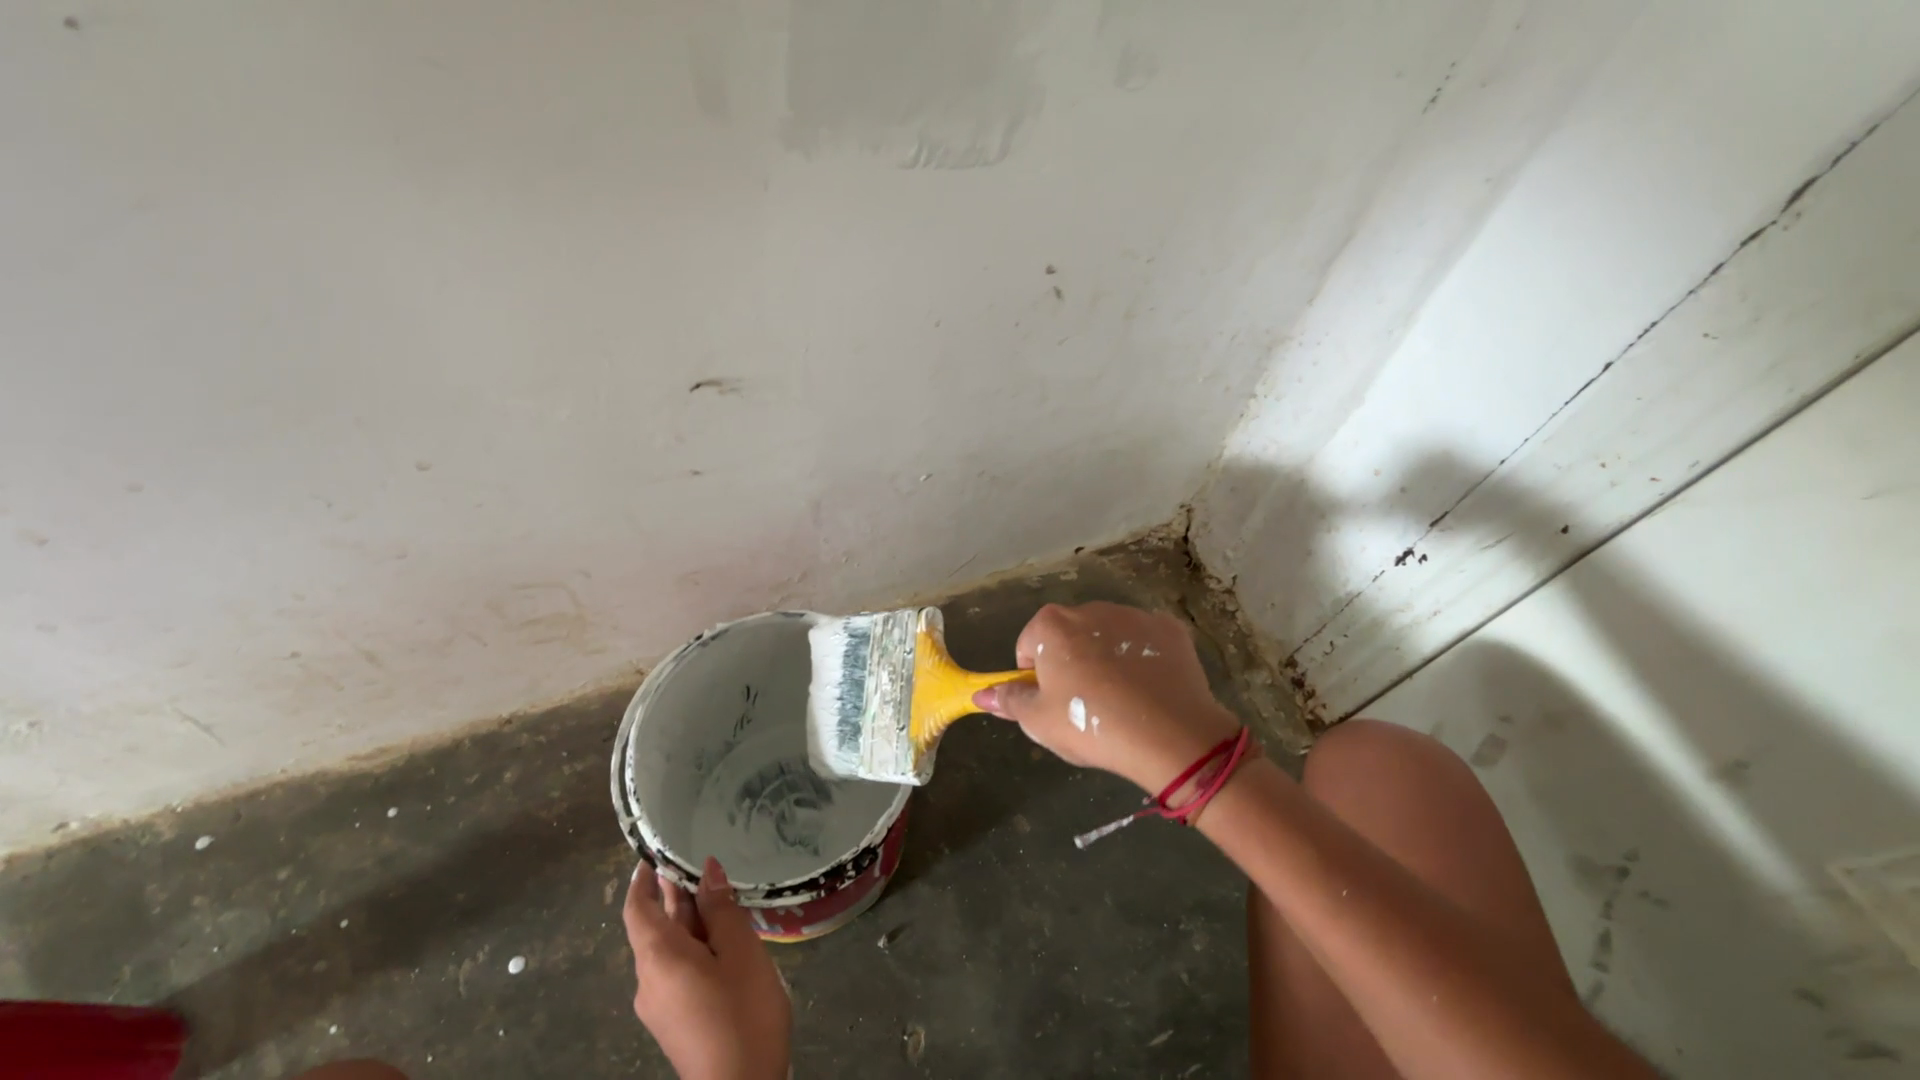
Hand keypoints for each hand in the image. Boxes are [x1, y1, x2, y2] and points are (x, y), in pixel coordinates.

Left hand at [622, 856, 790, 1079]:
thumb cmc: (742, 1014)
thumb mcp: (740, 953)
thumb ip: (721, 909)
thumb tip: (707, 870)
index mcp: (658, 957)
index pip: (638, 908)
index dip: (644, 878)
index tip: (659, 852)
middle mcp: (648, 979)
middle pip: (655, 928)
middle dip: (676, 896)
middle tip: (705, 865)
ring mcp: (659, 1005)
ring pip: (670, 950)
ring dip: (691, 922)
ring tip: (723, 899)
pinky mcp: (674, 1022)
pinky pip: (678, 972)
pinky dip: (696, 948)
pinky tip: (725, 944)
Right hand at [973, 602, 1240, 792]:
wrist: (1168, 733)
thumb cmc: (1090, 724)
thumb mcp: (1039, 721)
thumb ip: (1009, 700)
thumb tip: (981, 694)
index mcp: (1053, 625)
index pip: (1029, 644)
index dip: (1034, 676)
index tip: (1050, 702)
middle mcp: (1092, 609)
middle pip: (1069, 635)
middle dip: (1071, 662)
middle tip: (1083, 705)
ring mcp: (1134, 616)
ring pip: (1108, 636)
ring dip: (1107, 658)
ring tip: (1120, 702)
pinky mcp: (1169, 629)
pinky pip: (1145, 642)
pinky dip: (1142, 660)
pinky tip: (1149, 691)